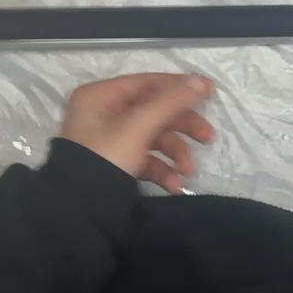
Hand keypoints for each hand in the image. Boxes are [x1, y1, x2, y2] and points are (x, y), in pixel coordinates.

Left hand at [60, 73, 216, 192]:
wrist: (81, 211)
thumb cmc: (106, 157)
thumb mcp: (138, 126)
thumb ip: (171, 102)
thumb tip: (202, 82)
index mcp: (100, 96)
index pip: (148, 83)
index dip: (180, 87)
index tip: (211, 93)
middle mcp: (103, 114)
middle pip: (154, 111)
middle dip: (182, 127)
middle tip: (208, 138)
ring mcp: (110, 141)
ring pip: (153, 138)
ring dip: (175, 153)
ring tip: (188, 171)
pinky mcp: (116, 164)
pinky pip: (145, 160)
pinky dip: (162, 170)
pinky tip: (174, 184)